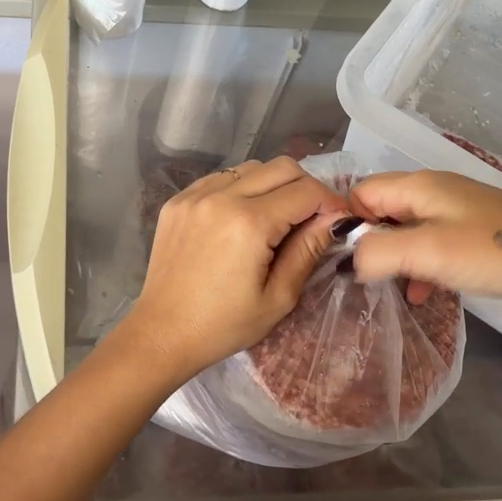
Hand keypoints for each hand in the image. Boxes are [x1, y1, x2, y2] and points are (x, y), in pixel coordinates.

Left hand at [116, 157, 349, 380]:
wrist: (163, 333)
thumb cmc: (224, 325)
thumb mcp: (278, 297)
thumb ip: (308, 250)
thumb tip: (336, 219)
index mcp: (249, 223)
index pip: (305, 191)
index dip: (330, 202)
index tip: (338, 220)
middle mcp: (220, 197)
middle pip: (281, 167)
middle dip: (306, 187)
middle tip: (312, 217)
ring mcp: (194, 195)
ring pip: (250, 167)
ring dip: (273, 185)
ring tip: (276, 218)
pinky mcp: (177, 201)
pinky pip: (220, 178)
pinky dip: (241, 188)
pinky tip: (242, 218)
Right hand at [348, 170, 501, 315]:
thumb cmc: (495, 253)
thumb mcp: (428, 252)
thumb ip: (377, 252)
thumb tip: (350, 260)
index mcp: (419, 185)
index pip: (361, 192)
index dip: (346, 223)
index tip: (341, 260)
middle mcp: (434, 193)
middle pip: (381, 211)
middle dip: (368, 244)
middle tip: (364, 281)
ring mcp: (457, 214)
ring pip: (406, 232)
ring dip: (394, 260)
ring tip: (391, 292)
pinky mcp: (475, 238)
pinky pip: (431, 247)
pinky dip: (421, 268)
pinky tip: (425, 295)